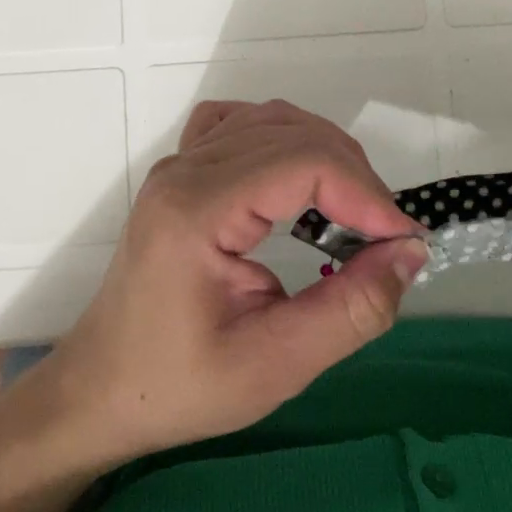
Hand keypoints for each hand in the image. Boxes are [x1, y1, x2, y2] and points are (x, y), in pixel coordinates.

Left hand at [40, 100, 427, 461]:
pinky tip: (295, 179)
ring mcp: (177, 167)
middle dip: (353, 178)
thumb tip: (410, 253)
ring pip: (269, 121)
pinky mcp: (179, 176)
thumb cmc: (179, 386)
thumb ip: (350, 309)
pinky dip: (280, 141)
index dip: (366, 194)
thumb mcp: (275, 364)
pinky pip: (237, 127)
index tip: (404, 243)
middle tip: (384, 239)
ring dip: (324, 156)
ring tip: (354, 215)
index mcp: (198, 210)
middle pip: (292, 133)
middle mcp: (184, 172)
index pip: (303, 161)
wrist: (102, 390)